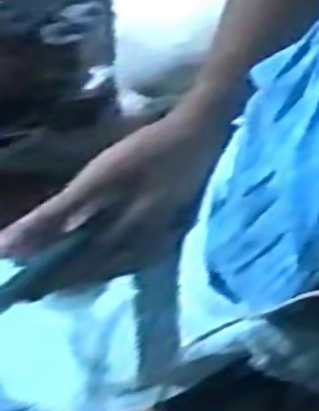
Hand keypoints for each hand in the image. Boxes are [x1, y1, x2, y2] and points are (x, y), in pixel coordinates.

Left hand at [0, 106, 228, 278]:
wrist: (207, 122)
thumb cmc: (151, 147)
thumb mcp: (99, 177)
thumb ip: (55, 213)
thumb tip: (2, 252)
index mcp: (135, 225)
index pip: (86, 263)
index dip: (51, 275)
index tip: (21, 288)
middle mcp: (156, 229)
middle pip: (113, 263)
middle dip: (79, 274)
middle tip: (48, 280)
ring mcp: (175, 218)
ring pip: (135, 254)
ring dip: (106, 265)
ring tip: (83, 265)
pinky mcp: (184, 208)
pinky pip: (154, 241)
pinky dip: (131, 250)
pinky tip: (123, 244)